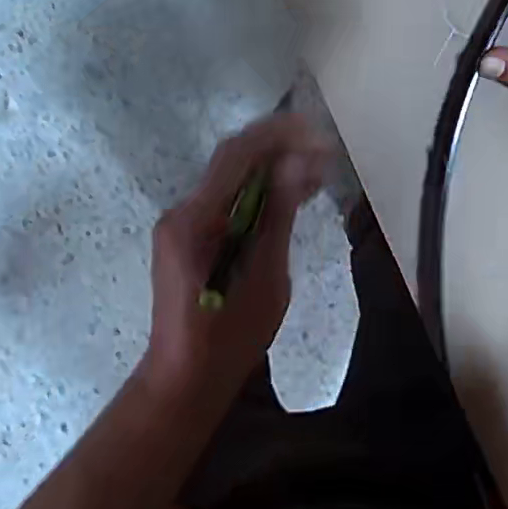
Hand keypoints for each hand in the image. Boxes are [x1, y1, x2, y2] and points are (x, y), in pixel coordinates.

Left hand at [141, 114, 331, 401]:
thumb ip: (280, 215)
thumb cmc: (229, 337)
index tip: (316, 130)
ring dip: (273, 166)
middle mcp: (183, 211)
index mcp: (195, 220)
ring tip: (319, 167)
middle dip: (278, 145)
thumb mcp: (266, 275)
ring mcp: (184, 222)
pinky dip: (262, 190)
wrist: (186, 378)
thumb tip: (300, 163)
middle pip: (233, 160)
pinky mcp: (192, 234)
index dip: (277, 135)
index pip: (236, 156)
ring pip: (233, 177)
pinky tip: (294, 192)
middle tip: (323, 146)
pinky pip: (230, 199)